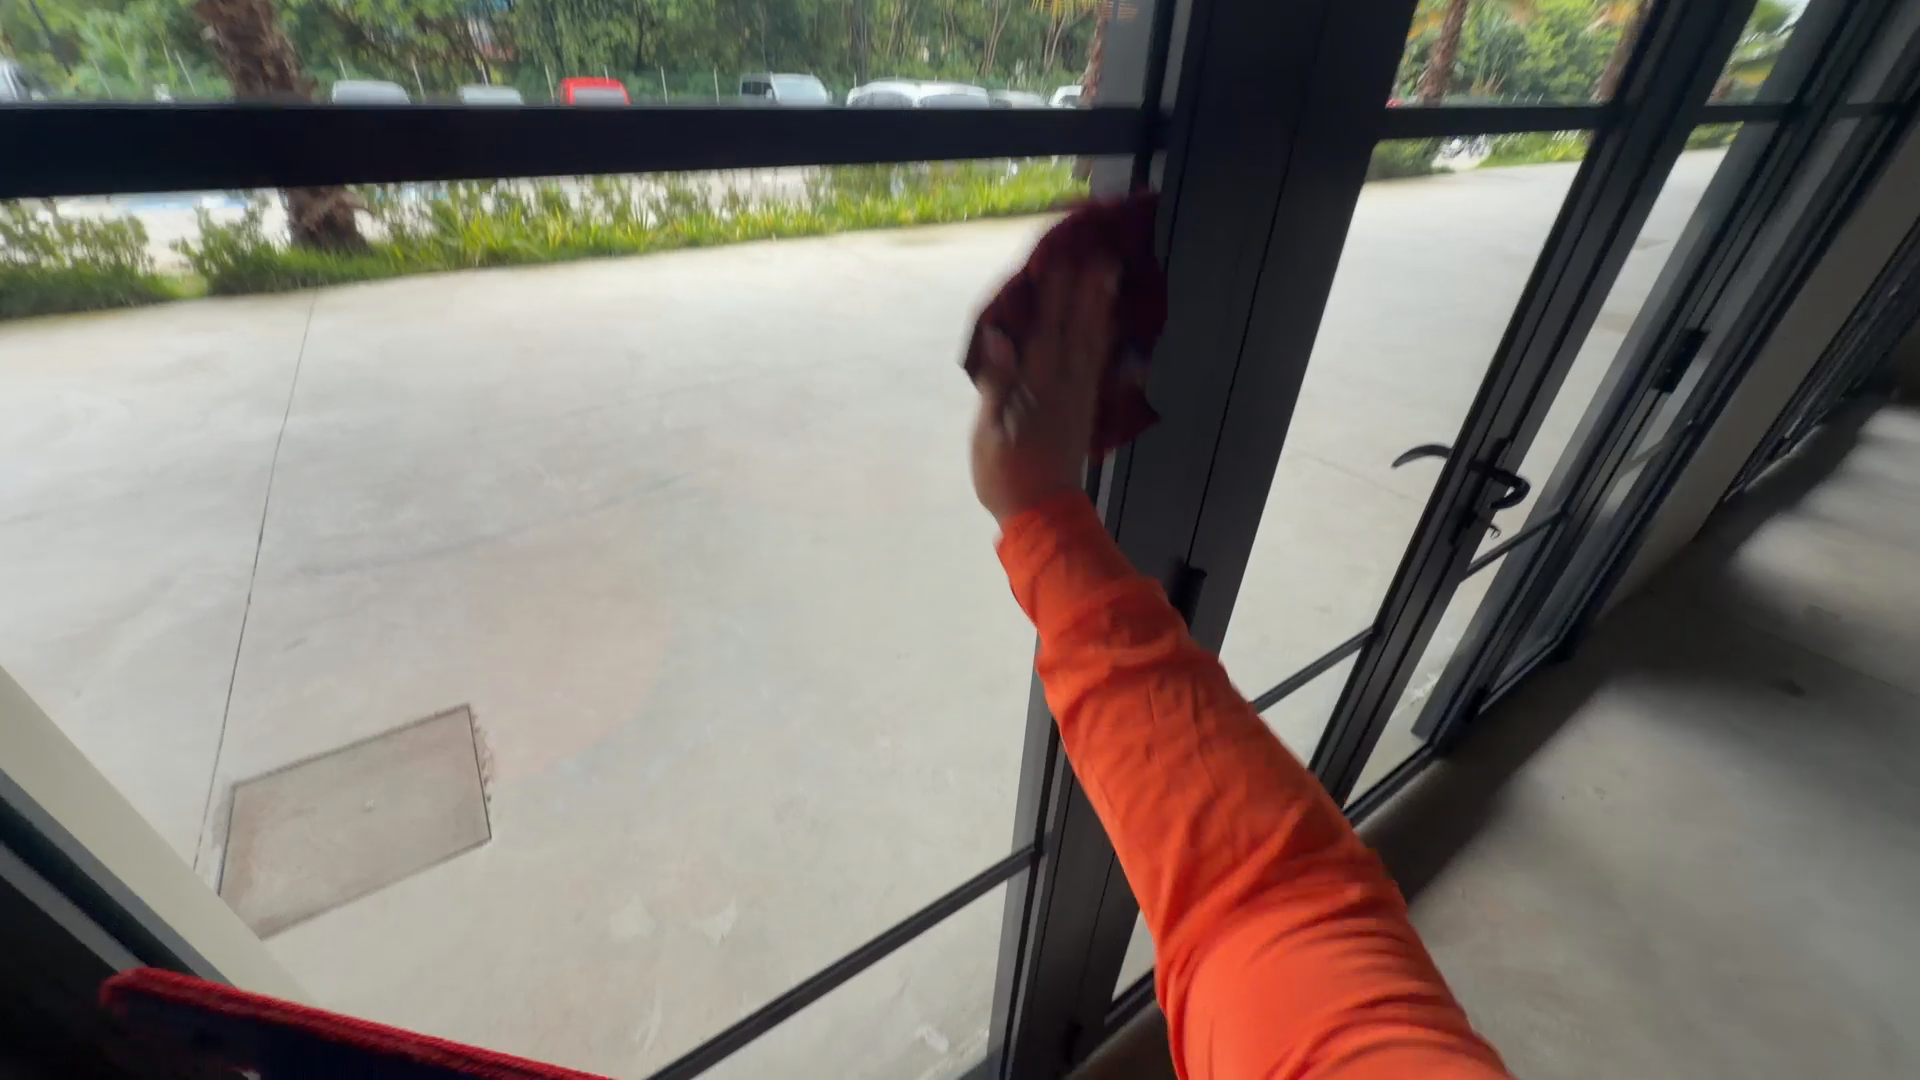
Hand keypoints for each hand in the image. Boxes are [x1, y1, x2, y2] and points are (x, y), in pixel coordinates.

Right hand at [970, 261, 1118, 523]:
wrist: (1041, 512)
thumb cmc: (1004, 474)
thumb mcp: (988, 432)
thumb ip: (996, 383)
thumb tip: (999, 339)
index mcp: (1035, 388)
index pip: (1045, 331)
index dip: (1053, 294)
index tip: (1061, 259)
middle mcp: (1063, 386)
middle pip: (1076, 330)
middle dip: (1085, 292)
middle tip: (1099, 254)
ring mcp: (1078, 398)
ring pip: (1092, 345)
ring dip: (1100, 309)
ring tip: (1109, 278)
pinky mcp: (1085, 411)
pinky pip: (1098, 367)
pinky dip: (1103, 341)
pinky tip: (1106, 327)